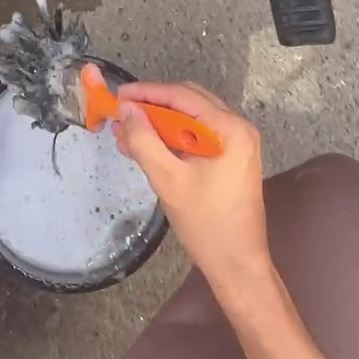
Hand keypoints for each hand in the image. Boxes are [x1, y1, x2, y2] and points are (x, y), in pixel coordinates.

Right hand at [112, 80, 271, 287]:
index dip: (147, 92)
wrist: (239, 266)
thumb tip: (126, 109)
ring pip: (190, 118)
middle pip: (188, 101)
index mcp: (230, 129)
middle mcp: (238, 127)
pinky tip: (148, 147)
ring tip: (128, 134)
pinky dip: (172, 137)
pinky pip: (197, 134)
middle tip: (122, 115)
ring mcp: (237, 142)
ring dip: (159, 122)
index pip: (182, 96)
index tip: (119, 96)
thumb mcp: (168, 180)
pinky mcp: (232, 156)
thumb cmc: (207, 225)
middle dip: (152, 106)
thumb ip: (144, 141)